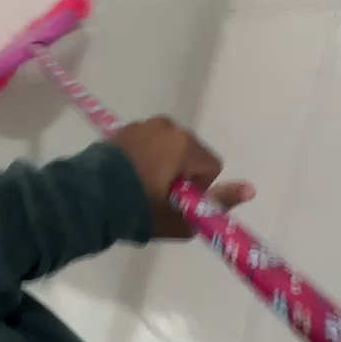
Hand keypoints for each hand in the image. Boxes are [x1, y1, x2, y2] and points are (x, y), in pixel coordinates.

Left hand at [109, 116, 254, 238]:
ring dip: (160, 165)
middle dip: (179, 173)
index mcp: (184, 142)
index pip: (210, 167)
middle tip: (156, 195)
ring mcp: (141, 125)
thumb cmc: (140, 209)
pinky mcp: (121, 130)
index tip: (174, 201)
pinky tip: (126, 176)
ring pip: (166, 148)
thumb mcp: (183, 216)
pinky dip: (142, 158)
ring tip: (139, 186)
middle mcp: (166, 126)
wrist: (89, 198)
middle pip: (188, 154)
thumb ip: (219, 202)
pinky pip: (145, 145)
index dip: (196, 189)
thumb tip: (251, 189)